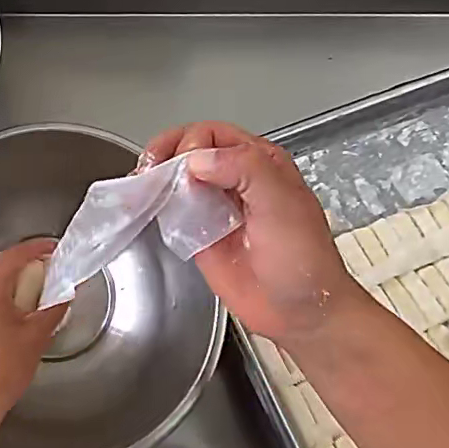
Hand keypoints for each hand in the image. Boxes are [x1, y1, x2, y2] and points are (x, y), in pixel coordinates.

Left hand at [0, 239, 68, 428]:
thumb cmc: (1, 371)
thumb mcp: (37, 336)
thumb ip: (54, 308)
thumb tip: (65, 293)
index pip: (14, 256)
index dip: (36, 248)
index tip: (53, 247)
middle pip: (2, 264)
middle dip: (27, 260)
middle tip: (50, 262)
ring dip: (17, 277)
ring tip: (41, 284)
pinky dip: (7, 293)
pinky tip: (22, 307)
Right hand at [143, 122, 377, 345]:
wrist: (299, 314)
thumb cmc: (304, 260)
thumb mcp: (281, 204)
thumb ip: (246, 169)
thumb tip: (198, 158)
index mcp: (258, 162)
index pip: (212, 133)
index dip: (192, 144)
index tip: (185, 168)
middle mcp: (234, 179)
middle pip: (189, 150)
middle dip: (166, 154)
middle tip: (152, 170)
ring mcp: (215, 206)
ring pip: (177, 178)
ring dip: (157, 178)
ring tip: (144, 187)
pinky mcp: (199, 233)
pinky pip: (172, 211)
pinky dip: (157, 206)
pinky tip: (152, 209)